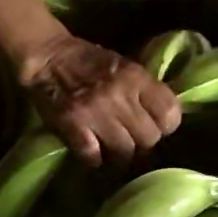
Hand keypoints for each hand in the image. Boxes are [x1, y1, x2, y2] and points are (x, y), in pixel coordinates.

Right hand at [18, 33, 180, 166]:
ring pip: (124, 150)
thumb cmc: (89, 62)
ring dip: (120, 154)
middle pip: (149, 138)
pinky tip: (93, 153)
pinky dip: (95, 159)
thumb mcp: (125, 66)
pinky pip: (93, 156)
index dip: (167, 125)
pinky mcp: (72, 125)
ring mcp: (95, 112)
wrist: (48, 57)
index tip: (158, 127)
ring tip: (113, 150)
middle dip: (143, 143)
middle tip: (134, 141)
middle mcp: (119, 95)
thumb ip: (144, 90)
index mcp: (135, 77)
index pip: (169, 112)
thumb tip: (164, 119)